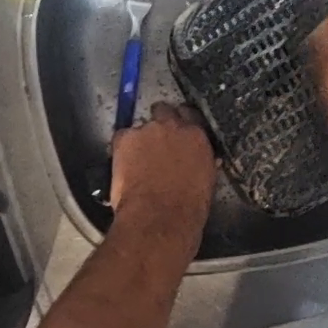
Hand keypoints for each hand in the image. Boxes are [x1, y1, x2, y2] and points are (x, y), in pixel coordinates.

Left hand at [110, 102, 216, 226]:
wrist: (160, 217)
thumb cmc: (188, 207)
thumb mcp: (205, 179)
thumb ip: (200, 160)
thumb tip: (197, 159)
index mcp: (197, 136)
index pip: (190, 115)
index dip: (182, 121)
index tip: (178, 130)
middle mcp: (173, 126)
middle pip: (163, 110)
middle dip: (160, 122)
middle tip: (156, 141)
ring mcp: (147, 130)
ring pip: (140, 126)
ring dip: (140, 139)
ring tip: (137, 160)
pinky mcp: (124, 138)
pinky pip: (122, 137)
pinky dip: (122, 148)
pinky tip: (123, 164)